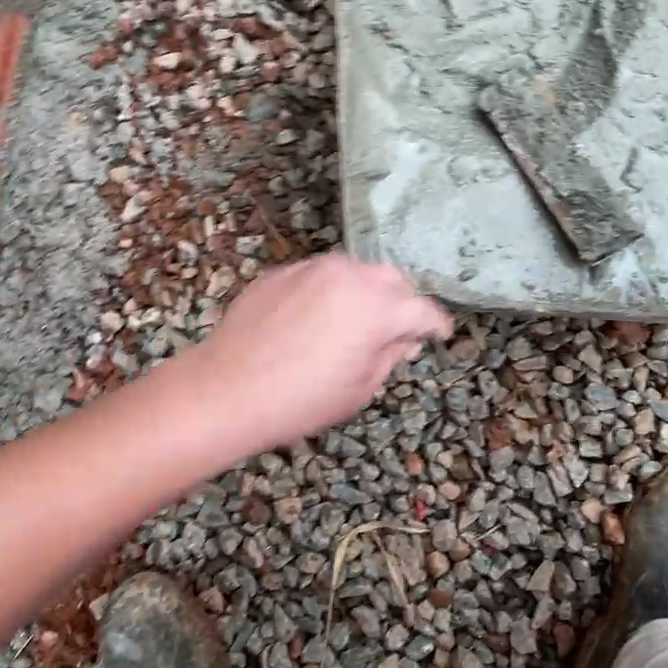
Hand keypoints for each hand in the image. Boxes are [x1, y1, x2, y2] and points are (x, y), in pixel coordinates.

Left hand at [169, 253, 453, 453]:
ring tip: (354, 324)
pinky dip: (327, 292)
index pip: (423, 310)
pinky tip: (313, 321)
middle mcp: (349, 275)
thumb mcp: (360, 388)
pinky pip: (318, 276)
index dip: (435, 325)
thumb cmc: (302, 399)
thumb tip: (403, 338)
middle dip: (400, 302)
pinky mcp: (282, 272)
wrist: (229, 387)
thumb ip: (390, 354)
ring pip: (354, 271)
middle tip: (395, 331)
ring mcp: (312, 268)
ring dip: (364, 292)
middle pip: (392, 280)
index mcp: (378, 307)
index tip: (439, 334)